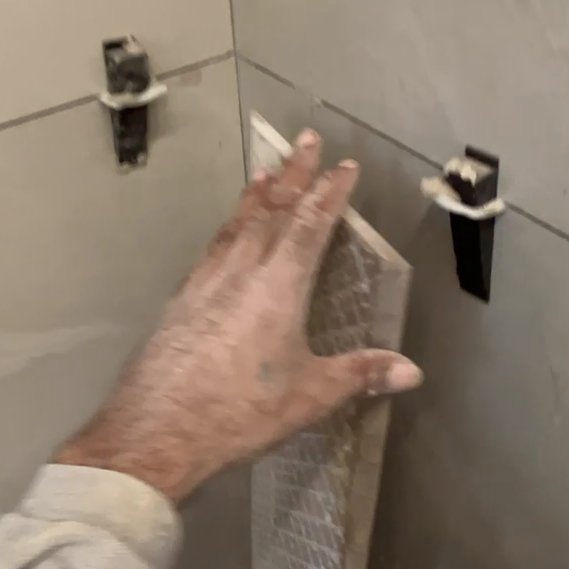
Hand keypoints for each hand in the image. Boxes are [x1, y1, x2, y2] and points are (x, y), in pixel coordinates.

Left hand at [53, 129, 423, 501]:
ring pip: (238, 222)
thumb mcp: (310, 396)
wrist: (156, 429)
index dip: (330, 192)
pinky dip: (230, 223)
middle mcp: (243, 269)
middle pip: (273, 209)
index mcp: (279, 284)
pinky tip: (228, 229)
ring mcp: (207, 279)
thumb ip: (360, 375)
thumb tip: (413, 371)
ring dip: (258, 192)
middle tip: (307, 138)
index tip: (343, 165)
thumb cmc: (240, 410)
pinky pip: (214, 244)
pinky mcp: (184, 295)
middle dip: (295, 172)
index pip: (311, 225)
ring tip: (268, 170)